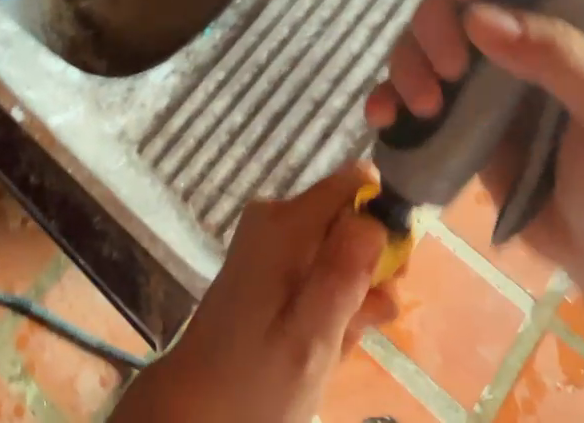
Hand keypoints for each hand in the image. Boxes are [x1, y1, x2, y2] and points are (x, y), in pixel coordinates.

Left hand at [110, 162, 398, 422]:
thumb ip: (344, 276)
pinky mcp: (270, 262)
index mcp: (285, 224)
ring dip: (350, 299)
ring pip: (342, 252)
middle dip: (368, 273)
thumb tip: (377, 217)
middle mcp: (276, 217)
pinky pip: (320, 270)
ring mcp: (271, 239)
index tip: (389, 274)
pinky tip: (317, 342)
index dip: (384, 223)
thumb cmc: (254, 380)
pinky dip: (329, 306)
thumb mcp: (310, 338)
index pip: (355, 183)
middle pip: (352, 219)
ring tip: (330, 343)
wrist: (195, 406)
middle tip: (356, 323)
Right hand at [362, 0, 583, 288]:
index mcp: (570, 24)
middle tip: (448, 73)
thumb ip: (562, 60)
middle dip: (434, 26)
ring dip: (407, 63)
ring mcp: (483, 81)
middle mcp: (519, 41)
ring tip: (423, 107)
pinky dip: (386, 98)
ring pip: (421, 43)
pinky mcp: (455, 119)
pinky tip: (381, 117)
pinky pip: (407, 93)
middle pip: (453, 1)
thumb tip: (477, 16)